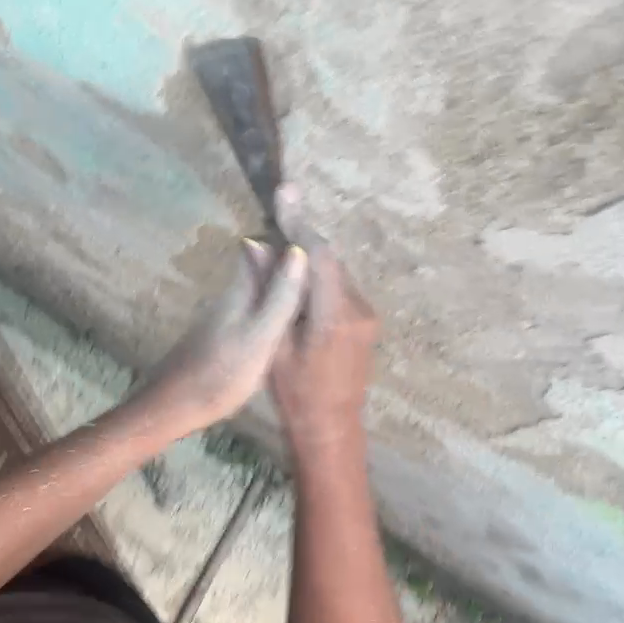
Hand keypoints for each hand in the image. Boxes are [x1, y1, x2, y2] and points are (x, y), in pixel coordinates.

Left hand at [140, 241, 309, 429]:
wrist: (175, 407)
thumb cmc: (222, 373)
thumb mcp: (260, 335)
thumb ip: (279, 296)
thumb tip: (298, 250)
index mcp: (238, 294)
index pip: (258, 251)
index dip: (280, 243)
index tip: (308, 236)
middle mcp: (227, 300)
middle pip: (257, 272)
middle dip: (281, 267)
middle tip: (317, 269)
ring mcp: (219, 321)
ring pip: (252, 294)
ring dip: (275, 291)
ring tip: (307, 297)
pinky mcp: (216, 341)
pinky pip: (247, 316)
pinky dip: (265, 314)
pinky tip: (279, 328)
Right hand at [267, 233, 378, 454]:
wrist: (331, 428)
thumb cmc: (296, 394)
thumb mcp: (273, 345)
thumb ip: (269, 293)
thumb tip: (256, 246)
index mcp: (335, 317)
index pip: (319, 256)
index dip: (300, 223)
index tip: (284, 195)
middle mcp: (359, 309)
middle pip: (328, 260)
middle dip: (301, 240)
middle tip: (274, 220)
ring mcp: (366, 316)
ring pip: (333, 273)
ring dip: (308, 262)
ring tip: (277, 254)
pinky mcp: (365, 322)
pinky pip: (338, 289)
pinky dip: (316, 281)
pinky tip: (294, 285)